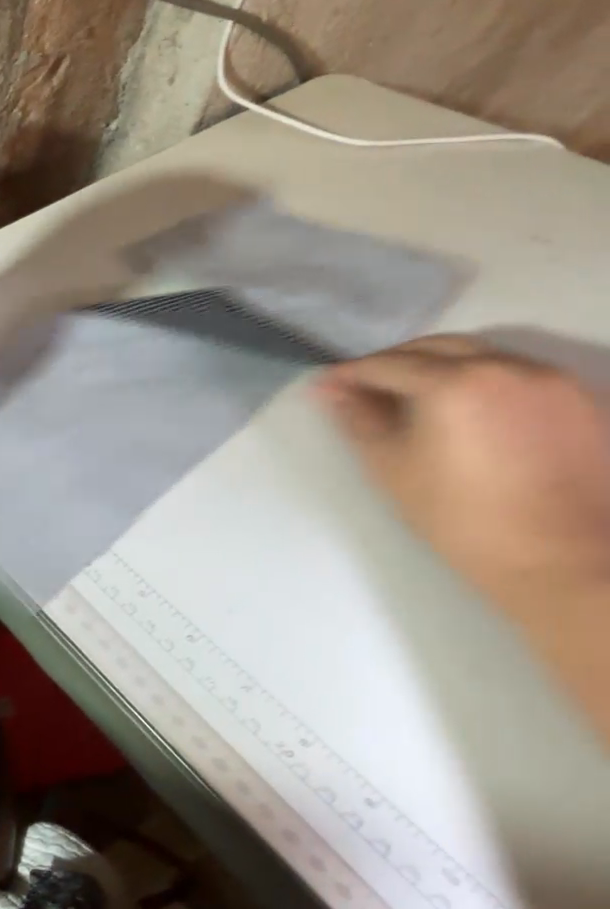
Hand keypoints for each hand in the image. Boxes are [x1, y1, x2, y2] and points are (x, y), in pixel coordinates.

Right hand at [315, 335, 609, 594]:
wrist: (562, 561)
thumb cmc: (460, 515)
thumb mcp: (390, 466)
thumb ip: (358, 417)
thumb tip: (331, 388)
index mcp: (455, 382)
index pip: (387, 363)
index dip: (350, 374)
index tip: (326, 386)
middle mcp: (509, 368)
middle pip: (438, 347)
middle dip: (395, 362)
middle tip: (366, 389)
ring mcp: (554, 384)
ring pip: (482, 356)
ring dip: (441, 367)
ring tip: (416, 398)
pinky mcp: (582, 404)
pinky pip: (518, 376)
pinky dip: (482, 382)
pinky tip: (466, 410)